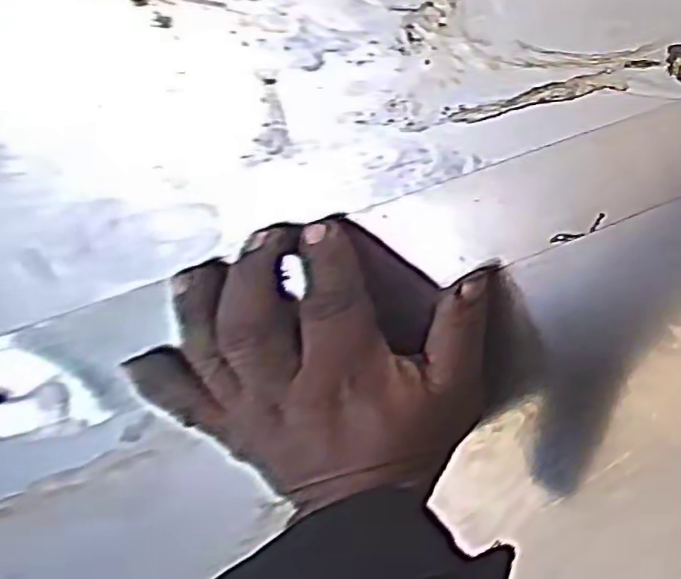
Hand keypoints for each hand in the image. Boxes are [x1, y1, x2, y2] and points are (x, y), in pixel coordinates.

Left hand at [122, 219, 493, 515]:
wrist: (365, 506)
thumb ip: (462, 329)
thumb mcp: (456, 383)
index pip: (331, 304)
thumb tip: (473, 282)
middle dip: (255, 273)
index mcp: (347, 371)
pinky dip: (162, 377)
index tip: (323, 230)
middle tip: (266, 238)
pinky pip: (187, 402)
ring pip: (210, 354)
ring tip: (201, 273)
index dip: (327, 263)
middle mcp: (289, 388)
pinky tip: (152, 355)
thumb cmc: (413, 441)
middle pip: (254, 323)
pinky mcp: (235, 428)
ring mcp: (254, 409)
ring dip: (200, 309)